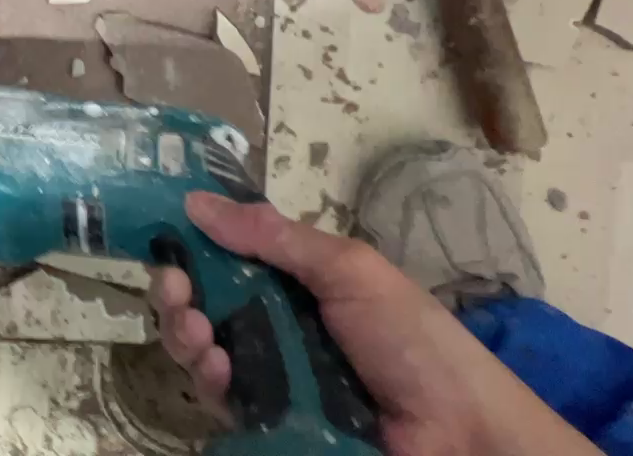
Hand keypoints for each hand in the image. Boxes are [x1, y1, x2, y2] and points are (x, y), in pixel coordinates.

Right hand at [154, 193, 600, 455]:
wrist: (467, 441)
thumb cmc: (413, 341)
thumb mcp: (349, 270)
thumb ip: (272, 235)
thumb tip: (193, 200)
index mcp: (287, 283)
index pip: (219, 257)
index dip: (188, 246)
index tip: (164, 237)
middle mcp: (267, 325)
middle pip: (198, 301)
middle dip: (172, 290)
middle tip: (171, 284)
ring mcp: (265, 375)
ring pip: (197, 346)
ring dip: (180, 330)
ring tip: (193, 327)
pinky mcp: (266, 421)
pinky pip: (219, 396)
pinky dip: (206, 377)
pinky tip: (214, 366)